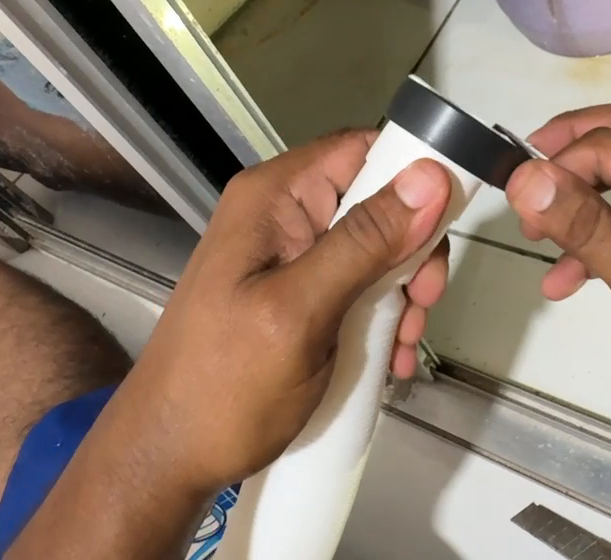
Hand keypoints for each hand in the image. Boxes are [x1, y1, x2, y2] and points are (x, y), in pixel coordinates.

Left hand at [138, 130, 452, 493]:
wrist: (167, 461)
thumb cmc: (223, 387)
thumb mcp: (300, 311)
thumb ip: (365, 242)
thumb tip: (430, 175)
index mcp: (275, 196)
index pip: (362, 149)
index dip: (412, 174)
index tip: (443, 225)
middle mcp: (284, 213)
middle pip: (377, 199)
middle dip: (412, 249)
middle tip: (423, 300)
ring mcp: (291, 254)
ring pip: (377, 245)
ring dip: (404, 290)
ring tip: (403, 343)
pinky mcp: (299, 291)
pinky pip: (360, 282)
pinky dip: (384, 314)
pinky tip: (389, 356)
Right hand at [505, 103, 610, 426]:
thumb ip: (586, 226)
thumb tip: (527, 178)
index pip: (609, 142)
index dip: (558, 164)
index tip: (517, 200)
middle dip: (570, 152)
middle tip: (526, 176)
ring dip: (584, 197)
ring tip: (538, 234)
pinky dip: (605, 234)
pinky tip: (570, 277)